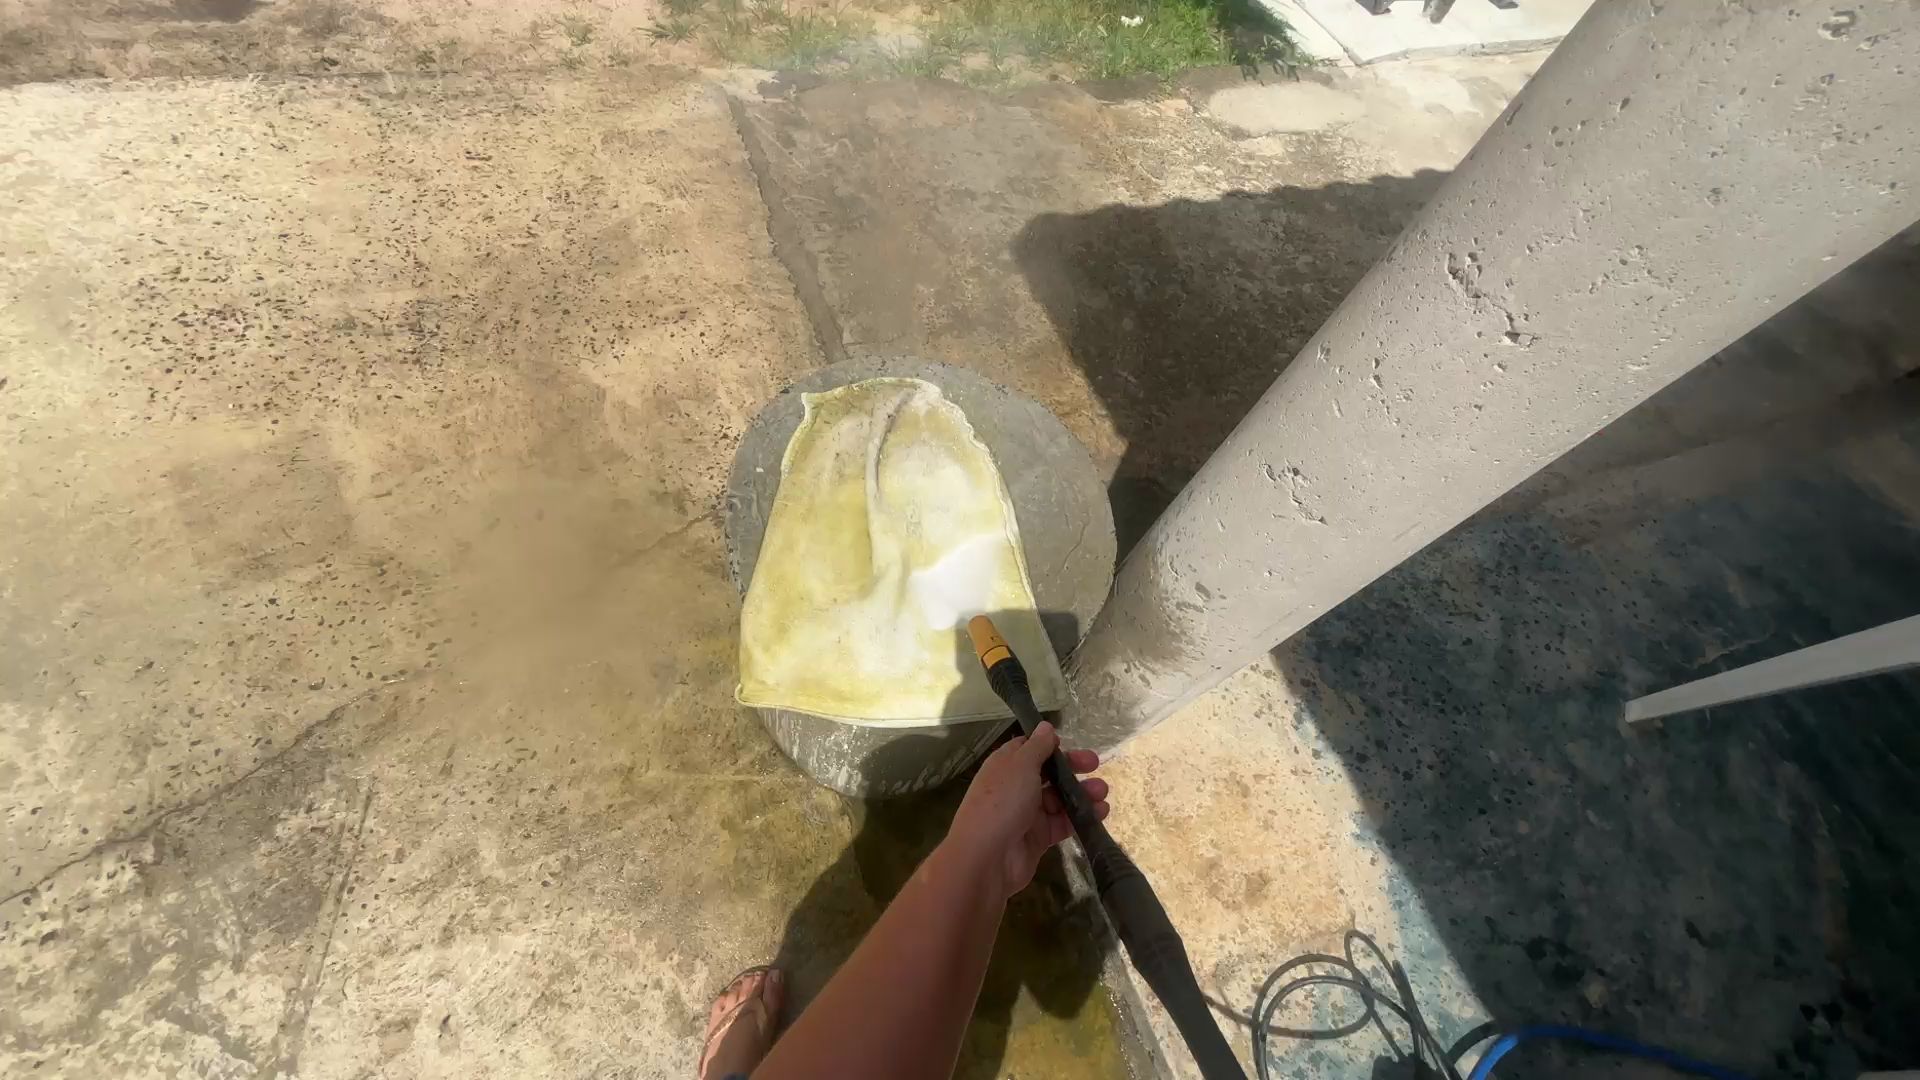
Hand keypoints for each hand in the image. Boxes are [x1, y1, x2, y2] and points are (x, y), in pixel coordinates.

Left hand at [945, 722, 1107, 899]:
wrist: (986, 857)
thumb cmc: (1002, 801)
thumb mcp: (1021, 765)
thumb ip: (1037, 746)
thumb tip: (1045, 726)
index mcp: (1006, 764)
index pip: (1029, 748)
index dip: (1048, 745)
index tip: (1067, 744)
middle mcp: (1016, 786)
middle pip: (1048, 773)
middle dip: (1072, 768)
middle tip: (1095, 765)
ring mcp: (1027, 813)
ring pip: (1059, 799)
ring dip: (1081, 793)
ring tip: (1103, 793)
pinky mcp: (1038, 838)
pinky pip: (1062, 823)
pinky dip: (1080, 817)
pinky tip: (1100, 812)